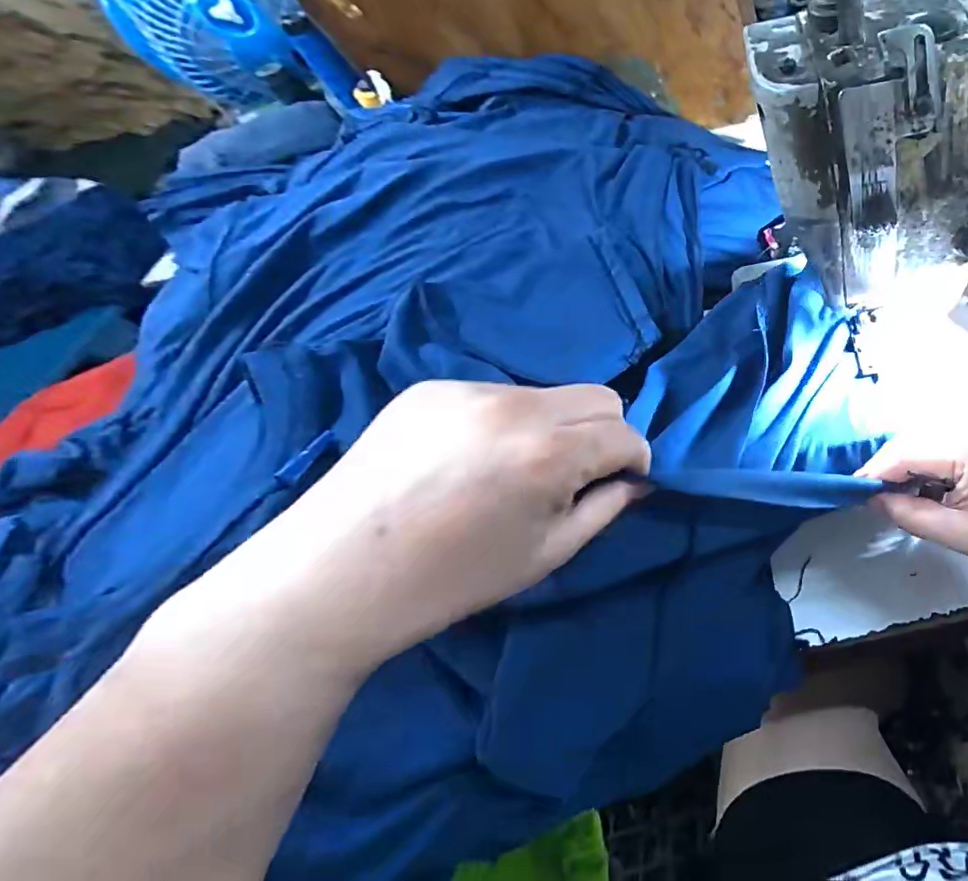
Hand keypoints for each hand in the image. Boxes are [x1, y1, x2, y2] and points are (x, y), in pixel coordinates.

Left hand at [153, 382, 650, 679]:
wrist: (333, 577)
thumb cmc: (451, 579)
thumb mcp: (546, 554)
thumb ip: (604, 509)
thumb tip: (635, 480)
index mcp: (549, 452)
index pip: (626, 432)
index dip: (634, 460)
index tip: (618, 483)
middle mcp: (516, 405)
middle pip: (599, 396)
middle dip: (603, 433)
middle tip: (572, 475)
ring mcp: (469, 389)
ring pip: (546, 394)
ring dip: (551, 426)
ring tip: (509, 470)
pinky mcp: (431, 387)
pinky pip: (495, 395)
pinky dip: (502, 421)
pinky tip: (464, 459)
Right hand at [857, 417, 967, 580]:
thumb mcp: (954, 533)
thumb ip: (907, 513)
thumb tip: (873, 498)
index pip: (905, 451)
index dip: (876, 471)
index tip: (853, 490)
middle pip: (911, 438)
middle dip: (888, 465)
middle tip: (871, 494)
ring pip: (922, 434)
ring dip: (905, 460)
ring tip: (895, 491)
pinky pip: (940, 436)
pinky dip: (924, 455)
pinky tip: (922, 481)